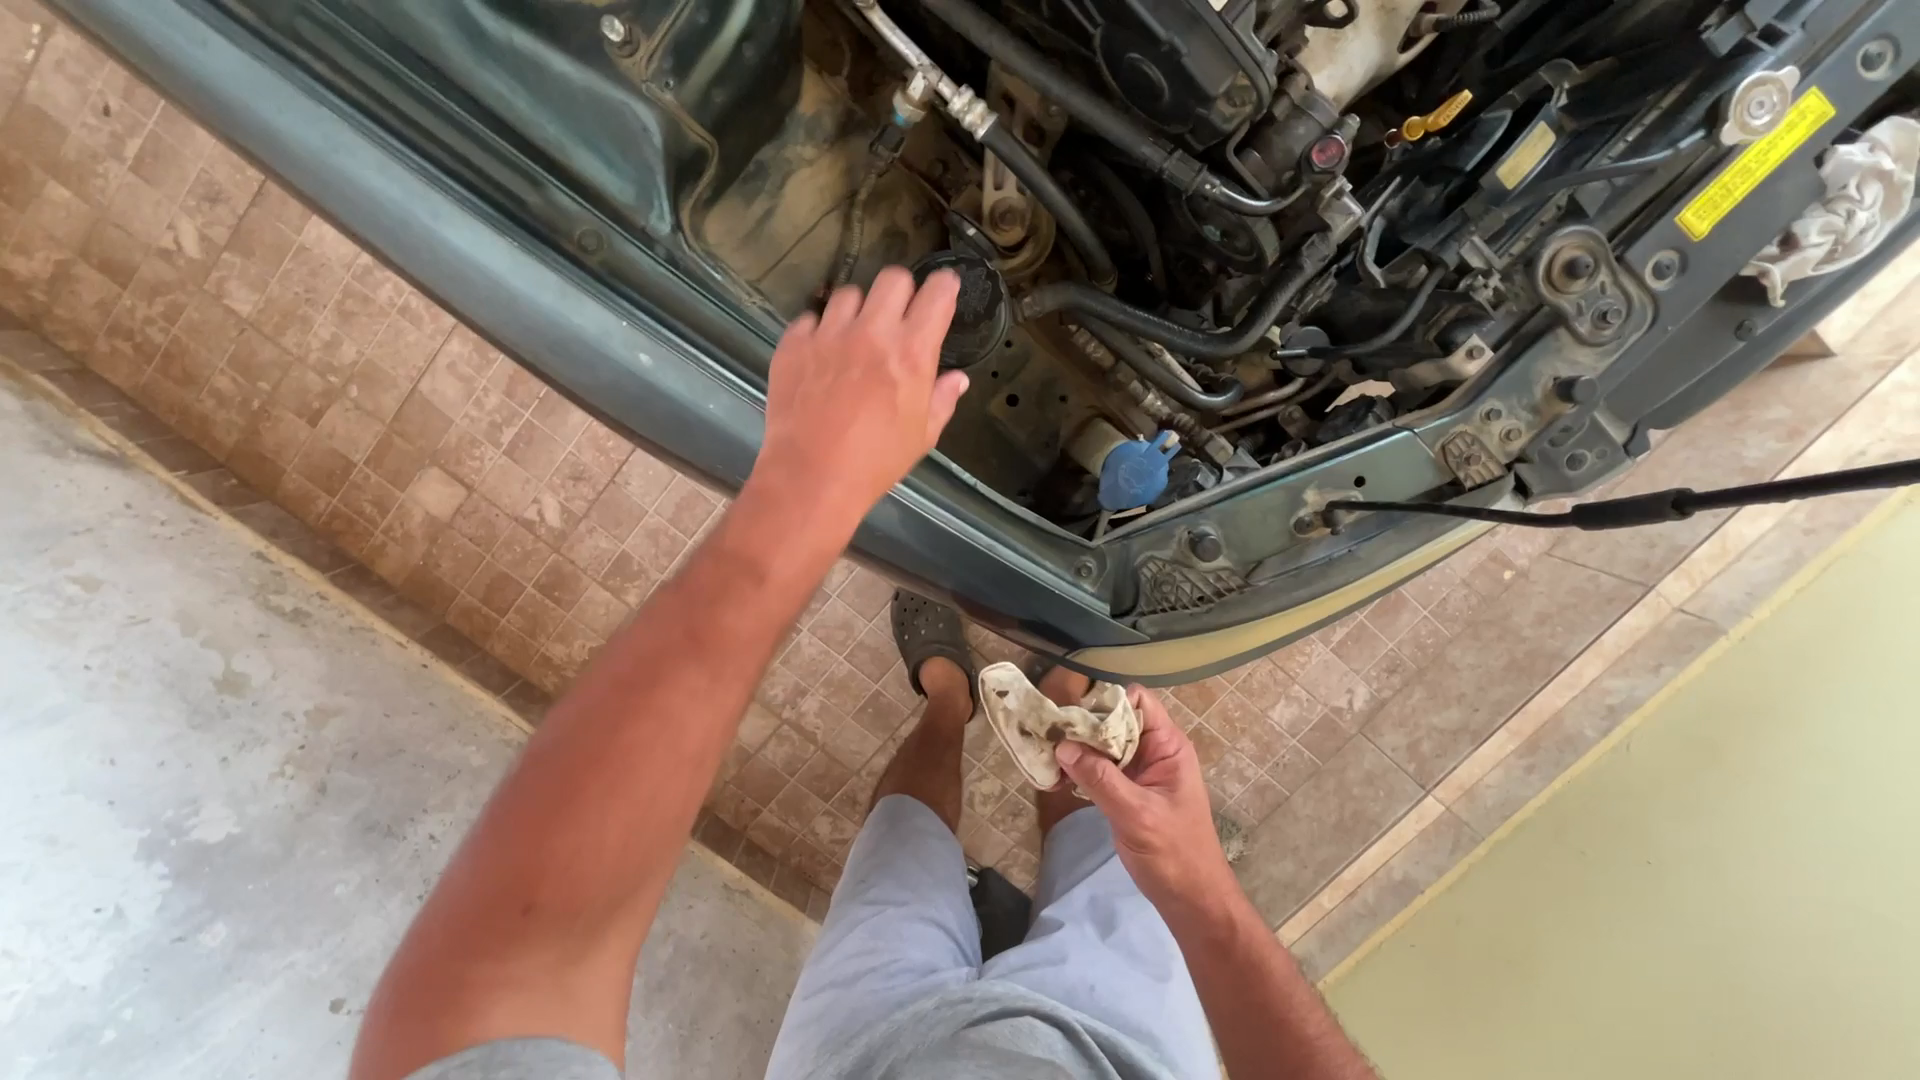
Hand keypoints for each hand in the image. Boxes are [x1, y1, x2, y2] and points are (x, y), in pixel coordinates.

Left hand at [750, 267, 968, 522]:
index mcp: (911, 352)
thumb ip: (942, 400)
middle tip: (897, 315)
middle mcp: (872, 332)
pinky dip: (819, 331)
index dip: (945, 287)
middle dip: (901, 291)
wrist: (812, 476)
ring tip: (854, 336)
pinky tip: (821, 356)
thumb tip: (957, 379)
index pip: (937, 294)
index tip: (944, 291)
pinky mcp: (794, 344)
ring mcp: (828, 334)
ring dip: (857, 311)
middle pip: (893, 278)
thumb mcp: (922, 436)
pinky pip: (810, 318)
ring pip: (848, 294)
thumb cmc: (876, 462)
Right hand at [1055, 686, 1236, 915]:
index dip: (1106, 702)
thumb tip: (1062, 747)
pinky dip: (1079, 770)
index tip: (1073, 716)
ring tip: (1046, 755)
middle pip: (1115, 720)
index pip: (1137, 701)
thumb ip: (1100, 779)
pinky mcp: (1126, 790)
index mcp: (1167, 746)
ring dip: (1077, 749)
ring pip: (1104, 744)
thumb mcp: (1136, 815)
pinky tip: (1056, 778)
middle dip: (1083, 726)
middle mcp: (1153, 751)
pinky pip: (1099, 768)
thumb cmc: (1175, 854)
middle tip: (1049, 734)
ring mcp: (1139, 771)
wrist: (1192, 901)